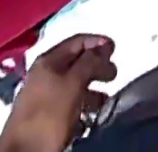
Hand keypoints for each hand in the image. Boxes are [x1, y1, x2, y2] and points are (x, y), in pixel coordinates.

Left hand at [0, 35, 117, 151]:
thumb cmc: (49, 115)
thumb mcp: (73, 83)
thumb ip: (90, 61)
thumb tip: (102, 49)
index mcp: (48, 61)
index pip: (78, 41)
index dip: (98, 42)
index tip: (115, 50)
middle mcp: (44, 74)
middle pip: (77, 62)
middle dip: (97, 66)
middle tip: (112, 75)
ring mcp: (41, 96)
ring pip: (73, 84)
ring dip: (91, 89)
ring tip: (104, 100)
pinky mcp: (42, 116)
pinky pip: (67, 103)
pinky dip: (81, 104)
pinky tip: (89, 115)